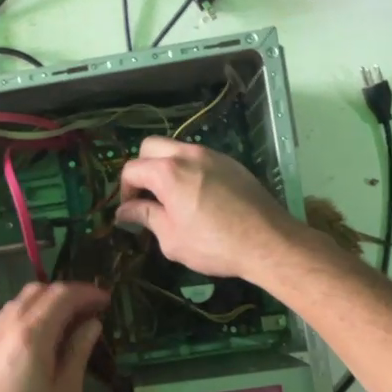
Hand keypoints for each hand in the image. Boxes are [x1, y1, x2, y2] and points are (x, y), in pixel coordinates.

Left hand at [0, 281, 107, 391]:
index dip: (87, 292)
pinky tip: (45, 335)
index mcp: (32, 336)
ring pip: (19, 302)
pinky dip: (30, 314)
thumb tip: (91, 325)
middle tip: (91, 309)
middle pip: (38, 291)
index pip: (61, 296)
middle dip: (67, 293)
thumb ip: (78, 353)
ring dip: (46, 301)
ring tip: (71, 320)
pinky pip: (8, 318)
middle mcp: (7, 329)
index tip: (107, 301)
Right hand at [115, 136, 303, 279]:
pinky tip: (198, 196)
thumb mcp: (172, 238)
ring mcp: (212, 155)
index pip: (131, 169)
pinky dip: (189, 169)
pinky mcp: (231, 162)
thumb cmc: (214, 244)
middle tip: (148, 196)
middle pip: (151, 147)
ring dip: (167, 166)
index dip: (124, 190)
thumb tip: (124, 212)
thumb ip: (146, 218)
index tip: (130, 211)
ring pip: (177, 148)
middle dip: (142, 168)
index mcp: (167, 172)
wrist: (267, 241)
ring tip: (173, 197)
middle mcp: (188, 154)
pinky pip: (200, 157)